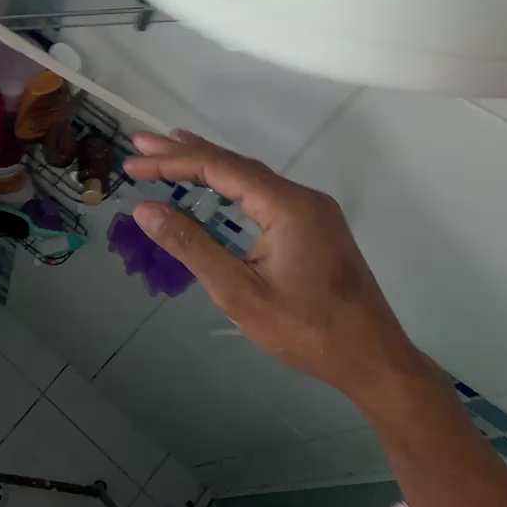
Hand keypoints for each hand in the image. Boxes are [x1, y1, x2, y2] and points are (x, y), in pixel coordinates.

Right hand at [124, 130, 432, 405]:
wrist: (374, 361)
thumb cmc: (306, 330)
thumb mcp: (239, 292)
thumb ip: (191, 245)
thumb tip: (144, 209)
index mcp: (287, 206)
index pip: (218, 168)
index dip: (171, 163)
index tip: (132, 165)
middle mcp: (302, 198)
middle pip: (234, 163)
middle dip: (184, 153)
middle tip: (140, 145)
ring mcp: (311, 211)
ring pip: (249, 175)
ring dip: (206, 163)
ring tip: (169, 151)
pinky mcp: (313, 226)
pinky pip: (262, 190)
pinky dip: (228, 181)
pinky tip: (214, 184)